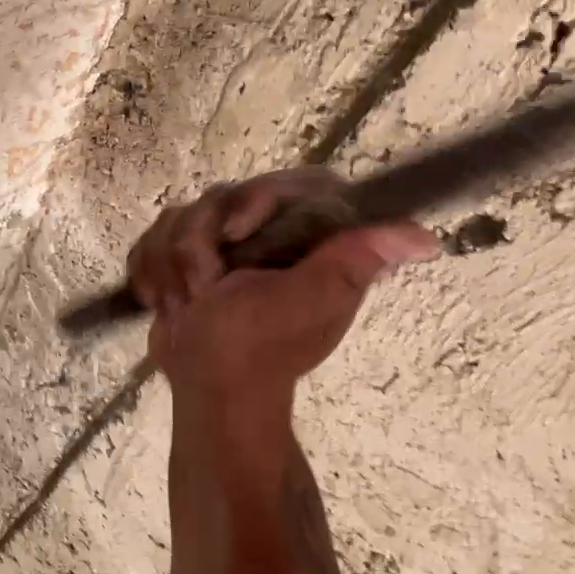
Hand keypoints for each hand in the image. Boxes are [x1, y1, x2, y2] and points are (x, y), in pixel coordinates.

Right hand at [128, 170, 439, 411]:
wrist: (203, 388)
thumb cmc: (252, 347)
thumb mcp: (303, 302)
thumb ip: (349, 261)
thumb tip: (425, 239)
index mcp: (308, 244)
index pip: (289, 185)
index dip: (255, 198)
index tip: (235, 233)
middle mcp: (267, 239)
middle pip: (217, 198)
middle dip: (194, 246)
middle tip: (203, 288)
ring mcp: (219, 250)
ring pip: (175, 218)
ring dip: (169, 266)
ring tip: (183, 304)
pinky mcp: (180, 263)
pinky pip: (149, 242)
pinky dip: (148, 273)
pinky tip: (161, 302)